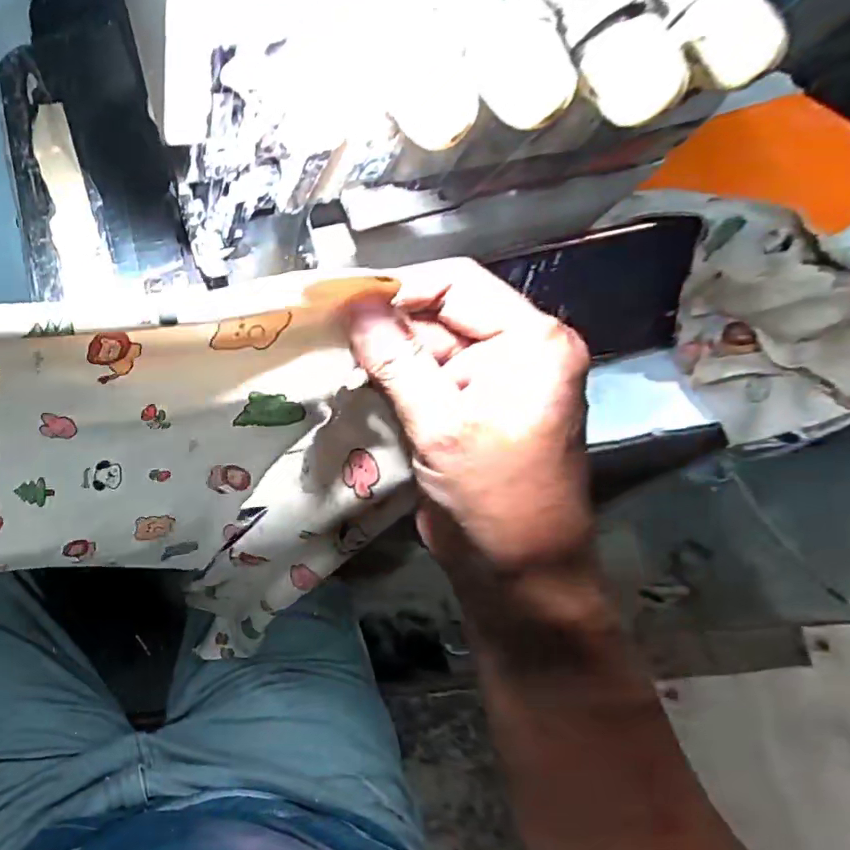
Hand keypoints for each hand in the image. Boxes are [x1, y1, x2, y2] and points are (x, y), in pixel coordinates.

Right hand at [343, 258, 592, 581]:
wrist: (514, 564)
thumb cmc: (493, 494)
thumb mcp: (441, 424)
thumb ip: (397, 360)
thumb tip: (354, 305)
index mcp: (529, 342)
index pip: (457, 285)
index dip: (396, 288)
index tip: (337, 303)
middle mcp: (511, 351)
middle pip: (435, 315)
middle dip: (380, 324)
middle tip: (321, 334)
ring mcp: (484, 382)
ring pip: (419, 349)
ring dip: (376, 355)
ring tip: (326, 359)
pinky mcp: (460, 409)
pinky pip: (416, 379)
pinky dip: (383, 380)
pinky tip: (347, 385)